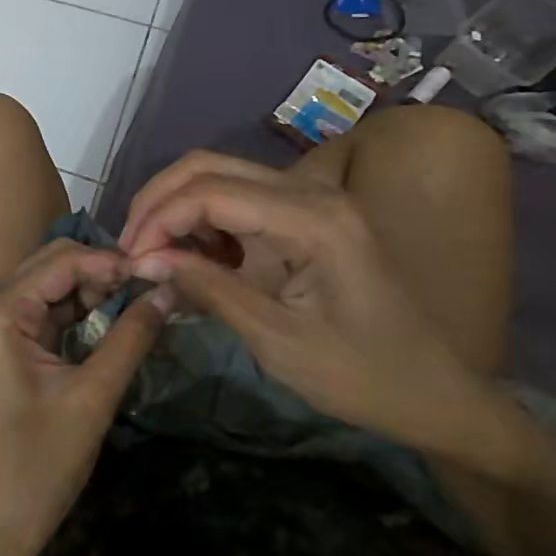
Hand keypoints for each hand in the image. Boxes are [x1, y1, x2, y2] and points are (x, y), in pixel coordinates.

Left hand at [0, 240, 170, 555]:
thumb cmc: (37, 464)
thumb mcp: (93, 396)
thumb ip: (132, 336)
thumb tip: (170, 289)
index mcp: (1, 311)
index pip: (66, 260)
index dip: (114, 262)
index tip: (161, 274)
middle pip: (58, 263)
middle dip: (106, 271)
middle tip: (153, 288)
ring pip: (58, 284)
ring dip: (99, 289)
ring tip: (145, 301)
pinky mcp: (11, 344)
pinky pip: (53, 310)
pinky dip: (87, 310)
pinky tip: (120, 319)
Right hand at [120, 152, 496, 453]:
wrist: (429, 388)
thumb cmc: (359, 374)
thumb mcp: (275, 340)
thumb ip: (208, 289)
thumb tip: (143, 261)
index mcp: (311, 218)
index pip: (211, 191)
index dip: (158, 219)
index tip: (127, 261)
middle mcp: (312, 191)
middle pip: (211, 167)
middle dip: (160, 202)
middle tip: (130, 251)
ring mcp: (312, 199)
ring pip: (223, 177)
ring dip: (179, 209)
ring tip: (152, 259)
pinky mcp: (308, 216)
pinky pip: (244, 201)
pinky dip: (207, 223)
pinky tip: (191, 260)